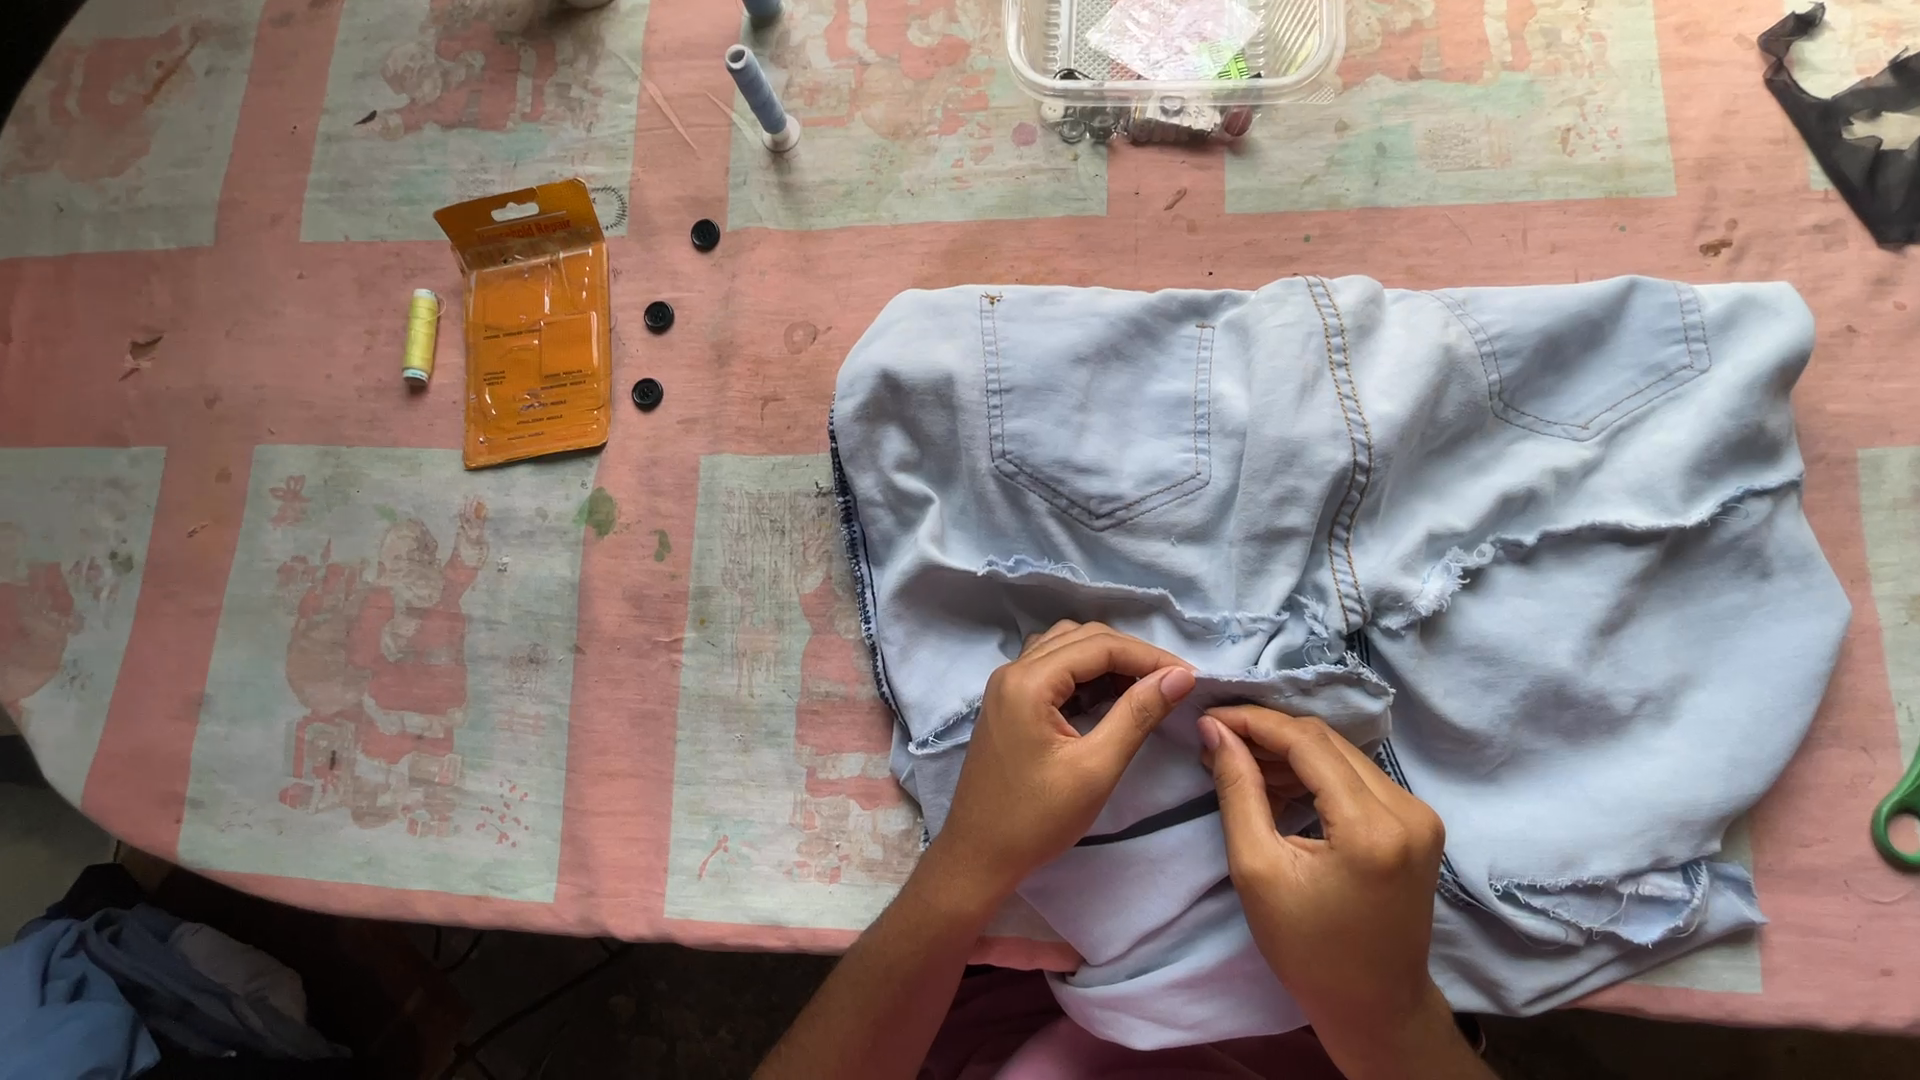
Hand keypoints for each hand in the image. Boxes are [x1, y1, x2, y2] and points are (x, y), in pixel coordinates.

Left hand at [924, 621, 1195, 914]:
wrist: (979, 854)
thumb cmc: (1036, 819)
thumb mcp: (1096, 769)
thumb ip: (1137, 715)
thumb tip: (1180, 676)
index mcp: (1028, 682)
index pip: (1099, 645)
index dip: (1149, 656)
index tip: (1190, 676)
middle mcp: (1012, 671)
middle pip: (1081, 637)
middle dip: (1130, 654)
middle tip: (1172, 682)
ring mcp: (1006, 685)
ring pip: (1065, 647)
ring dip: (1106, 659)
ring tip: (1144, 687)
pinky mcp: (1008, 701)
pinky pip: (1051, 667)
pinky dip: (1084, 672)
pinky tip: (1109, 696)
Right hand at [1200, 706, 1468, 1078]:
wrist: (1376, 1008)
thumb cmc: (1308, 949)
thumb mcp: (1256, 868)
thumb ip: (1238, 789)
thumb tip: (1214, 730)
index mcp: (1372, 828)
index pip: (1306, 742)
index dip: (1253, 721)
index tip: (1207, 716)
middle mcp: (1408, 810)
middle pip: (1325, 741)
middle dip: (1266, 733)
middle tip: (1214, 741)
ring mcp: (1418, 815)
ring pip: (1339, 754)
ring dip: (1286, 751)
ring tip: (1236, 761)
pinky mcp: (1415, 823)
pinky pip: (1354, 775)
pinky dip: (1311, 771)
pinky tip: (1273, 782)